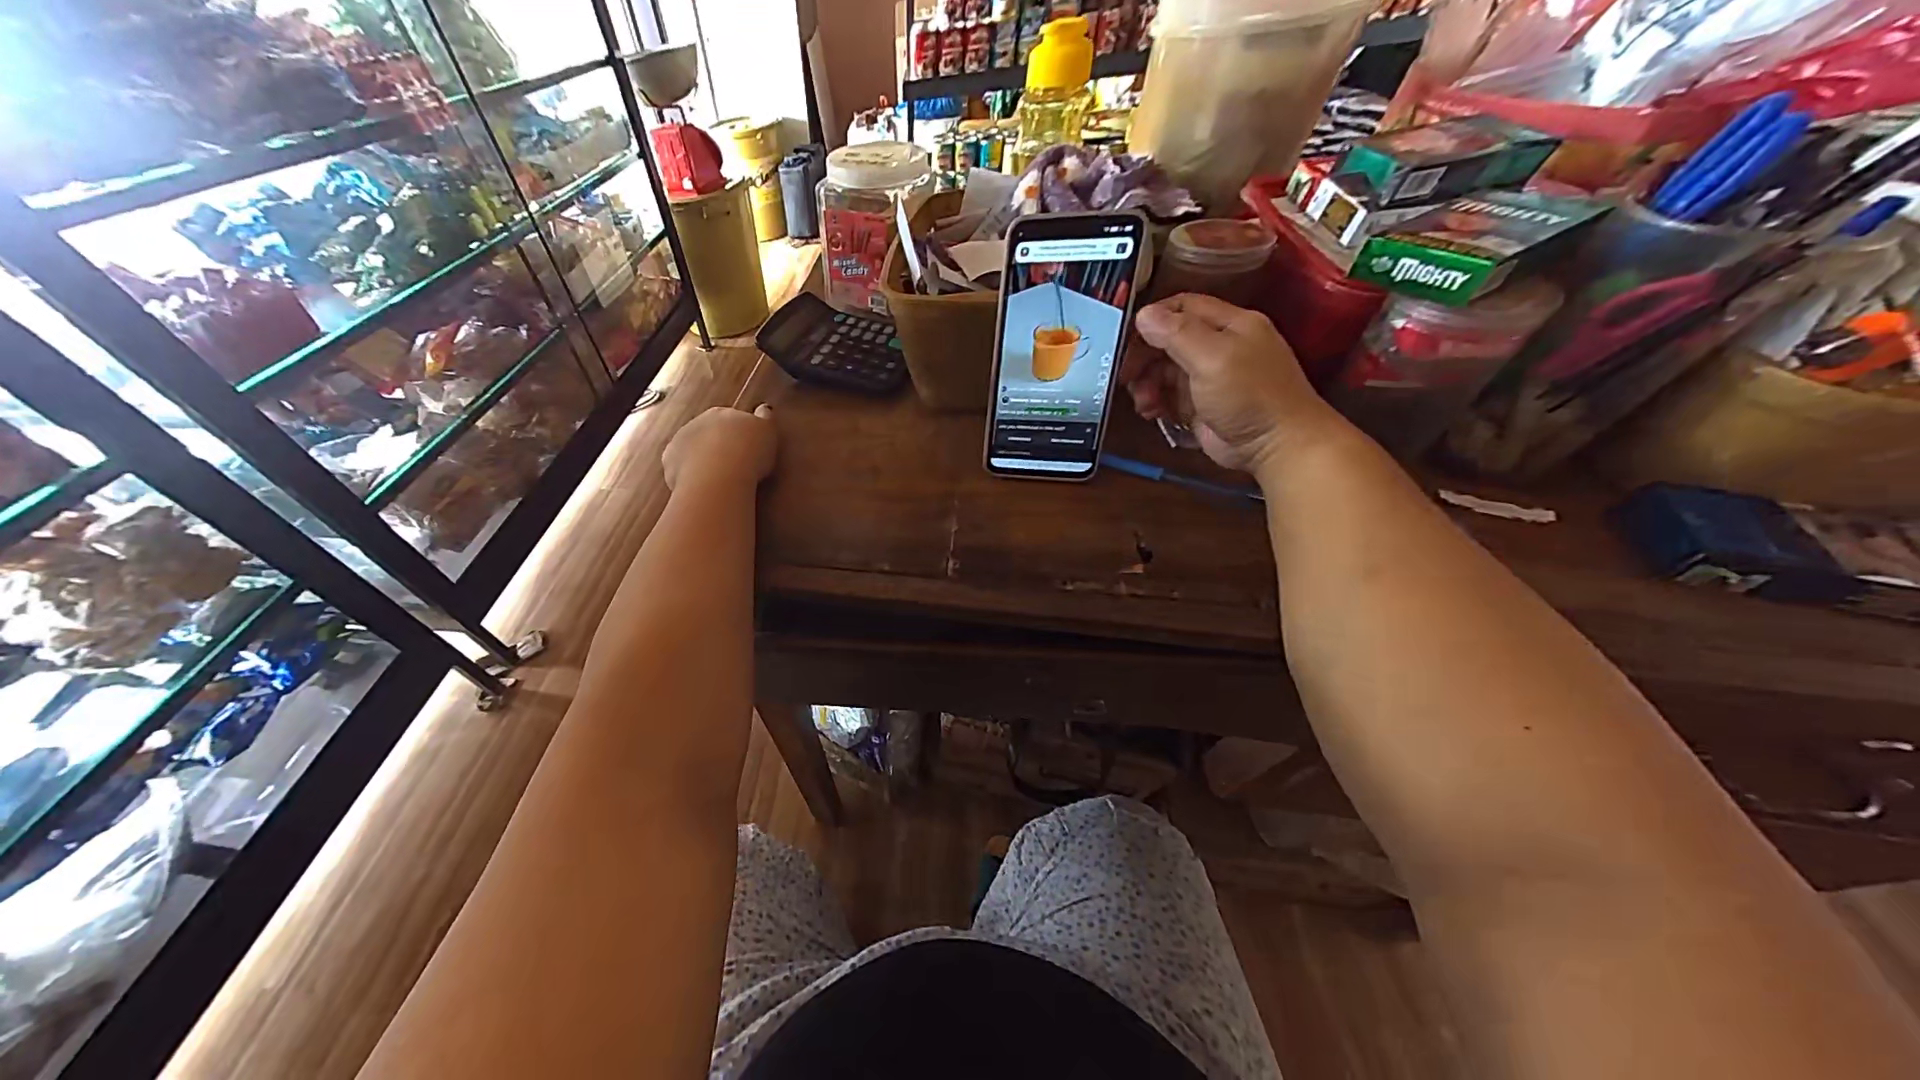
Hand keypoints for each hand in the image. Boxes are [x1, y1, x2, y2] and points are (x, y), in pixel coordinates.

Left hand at [662, 404, 777, 491]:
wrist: (719, 477)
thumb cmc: (748, 453)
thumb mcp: (768, 431)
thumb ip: (764, 418)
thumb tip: (764, 409)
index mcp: (721, 412)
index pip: (729, 418)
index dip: (738, 432)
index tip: (746, 445)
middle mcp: (697, 423)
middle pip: (708, 431)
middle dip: (717, 443)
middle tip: (733, 462)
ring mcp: (680, 442)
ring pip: (692, 448)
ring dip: (701, 458)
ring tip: (718, 476)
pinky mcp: (669, 463)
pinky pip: (680, 467)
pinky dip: (689, 474)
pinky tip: (703, 485)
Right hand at [1125, 294, 1334, 473]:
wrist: (1277, 446)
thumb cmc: (1249, 395)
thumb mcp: (1213, 357)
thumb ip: (1177, 333)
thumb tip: (1143, 314)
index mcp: (1229, 324)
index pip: (1182, 307)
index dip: (1152, 318)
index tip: (1126, 338)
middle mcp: (1219, 346)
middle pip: (1169, 340)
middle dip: (1144, 357)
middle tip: (1126, 375)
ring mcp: (1209, 378)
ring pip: (1165, 370)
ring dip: (1146, 383)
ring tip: (1143, 402)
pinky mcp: (1201, 407)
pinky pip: (1169, 397)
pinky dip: (1156, 402)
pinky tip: (1151, 413)